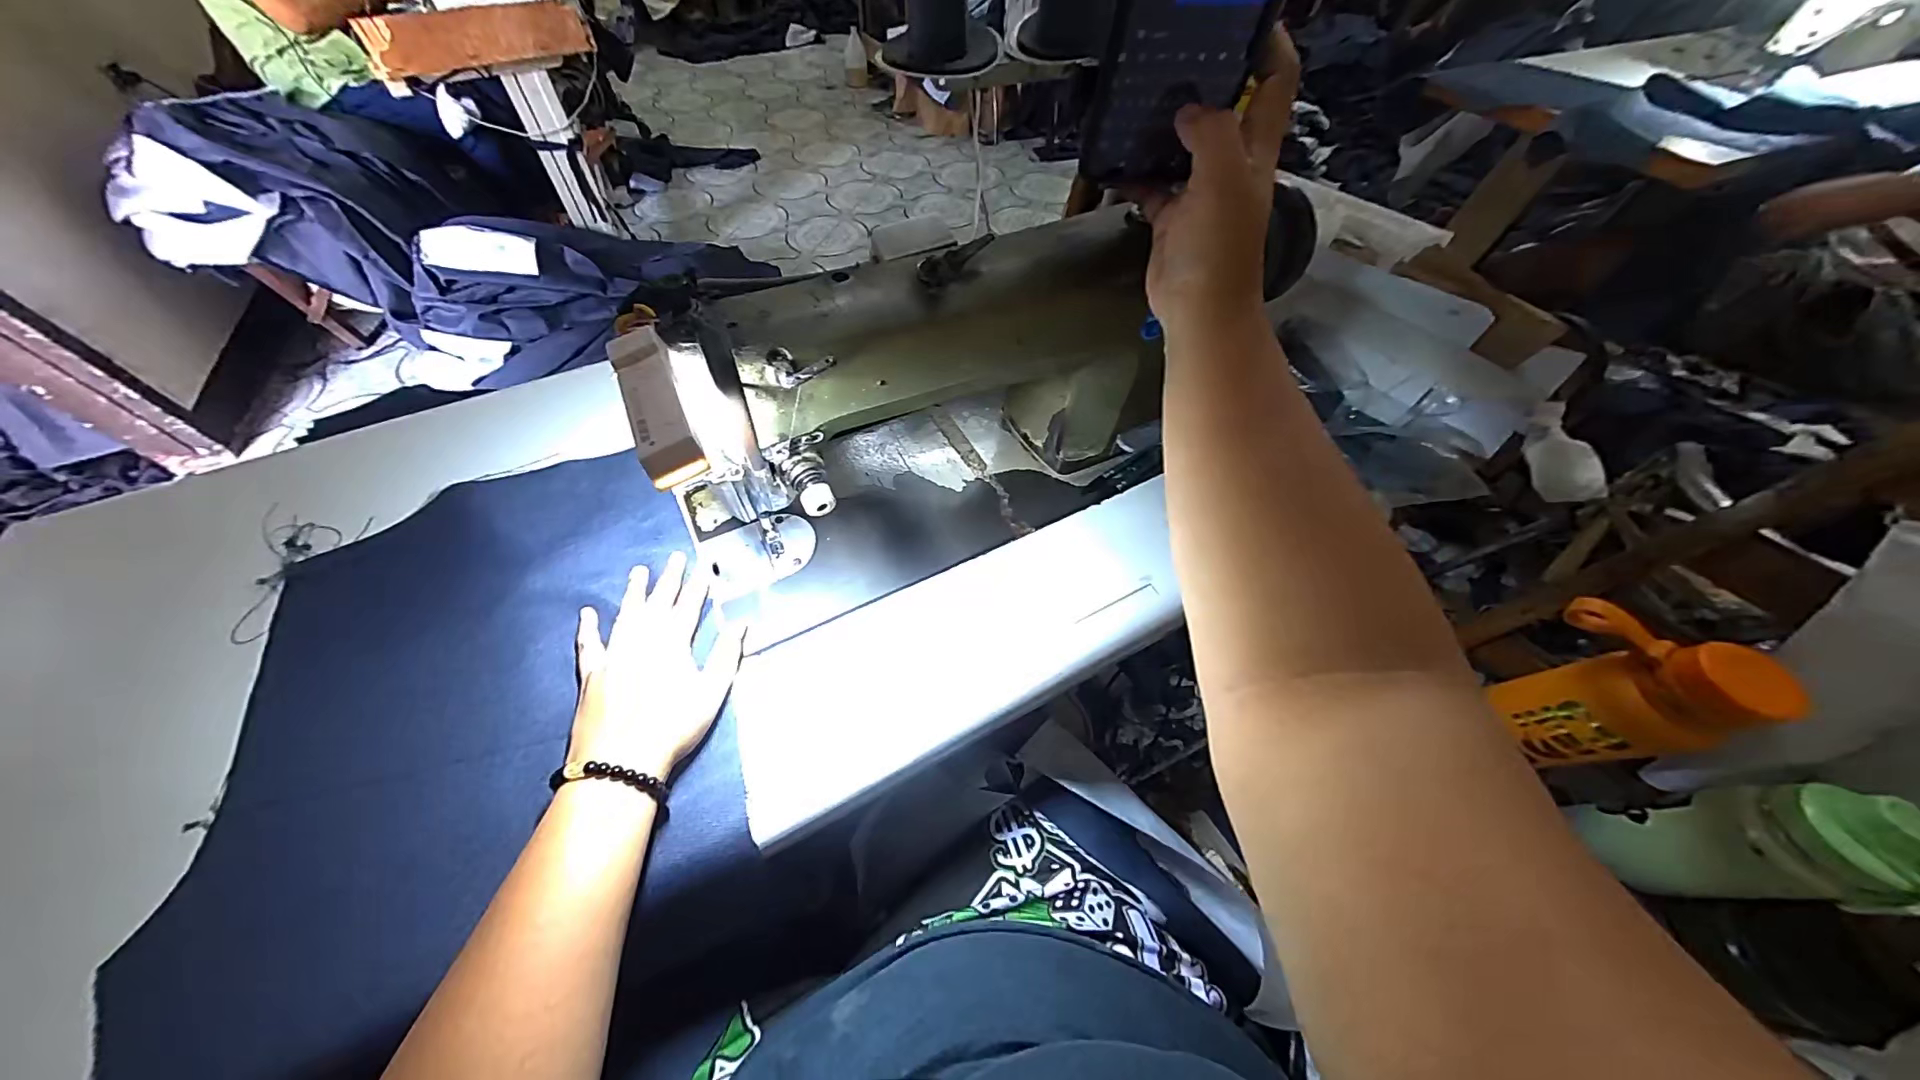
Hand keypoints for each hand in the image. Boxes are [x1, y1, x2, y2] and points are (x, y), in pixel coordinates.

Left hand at [568, 552, 746, 777]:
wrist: (622, 759)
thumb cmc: (674, 726)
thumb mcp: (712, 691)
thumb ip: (727, 654)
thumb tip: (742, 624)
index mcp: (673, 644)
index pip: (688, 606)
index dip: (697, 586)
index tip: (702, 568)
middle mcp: (642, 641)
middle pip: (657, 603)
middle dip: (669, 579)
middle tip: (674, 558)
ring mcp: (614, 654)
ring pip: (626, 614)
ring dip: (634, 592)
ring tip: (639, 572)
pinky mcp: (592, 673)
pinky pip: (589, 643)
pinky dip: (589, 627)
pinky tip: (588, 614)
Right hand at [1127, 26, 1299, 335]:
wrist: (1198, 309)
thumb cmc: (1219, 247)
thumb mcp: (1223, 179)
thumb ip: (1209, 133)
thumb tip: (1187, 109)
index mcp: (1255, 151)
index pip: (1275, 84)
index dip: (1269, 47)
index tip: (1245, 22)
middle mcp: (1231, 164)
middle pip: (1225, 108)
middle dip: (1207, 80)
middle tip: (1175, 56)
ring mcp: (1199, 192)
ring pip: (1184, 144)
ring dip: (1165, 123)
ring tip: (1140, 95)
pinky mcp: (1172, 217)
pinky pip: (1153, 183)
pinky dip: (1137, 171)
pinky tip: (1117, 156)